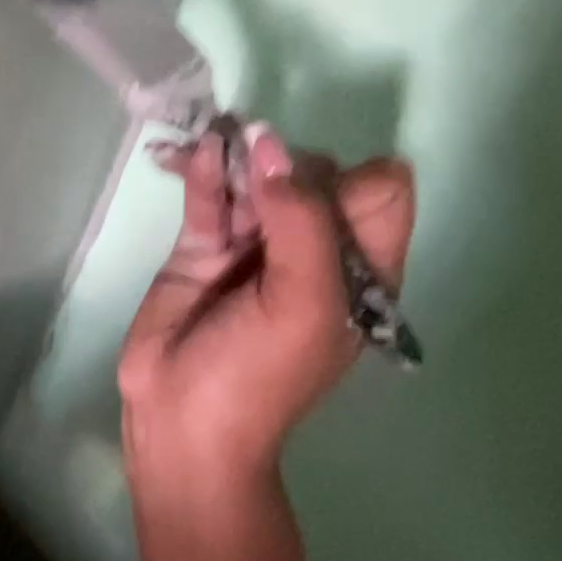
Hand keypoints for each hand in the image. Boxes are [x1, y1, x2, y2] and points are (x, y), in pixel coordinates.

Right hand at [119, 124, 415, 477]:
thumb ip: (299, 221)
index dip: (346, 180)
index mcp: (362, 267)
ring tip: (207, 140)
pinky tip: (185, 154)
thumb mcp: (304, 304)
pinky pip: (210, 195)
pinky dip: (201, 170)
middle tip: (249, 182)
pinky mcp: (203, 247)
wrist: (182, 420)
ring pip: (256, 176)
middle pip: (313, 173)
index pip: (378, 191)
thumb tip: (267, 144)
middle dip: (282, 161)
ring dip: (235, 153)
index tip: (303, 200)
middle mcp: (312, 248)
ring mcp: (253, 245)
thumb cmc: (259, 376)